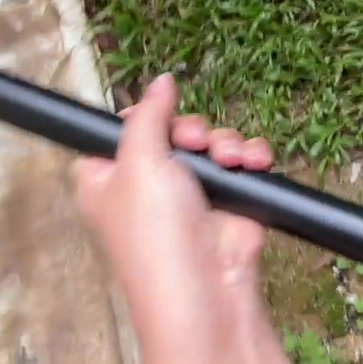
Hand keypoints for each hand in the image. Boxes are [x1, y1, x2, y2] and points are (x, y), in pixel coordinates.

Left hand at [72, 75, 274, 302]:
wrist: (207, 282)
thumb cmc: (156, 232)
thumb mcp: (139, 163)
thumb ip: (149, 116)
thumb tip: (160, 80)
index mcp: (109, 179)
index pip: (119, 134)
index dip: (141, 118)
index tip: (157, 115)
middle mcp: (149, 184)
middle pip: (174, 131)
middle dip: (194, 130)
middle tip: (195, 142)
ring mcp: (192, 191)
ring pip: (212, 142)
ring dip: (226, 143)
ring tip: (230, 160)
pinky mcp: (230, 197)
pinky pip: (242, 159)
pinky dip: (251, 156)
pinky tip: (253, 163)